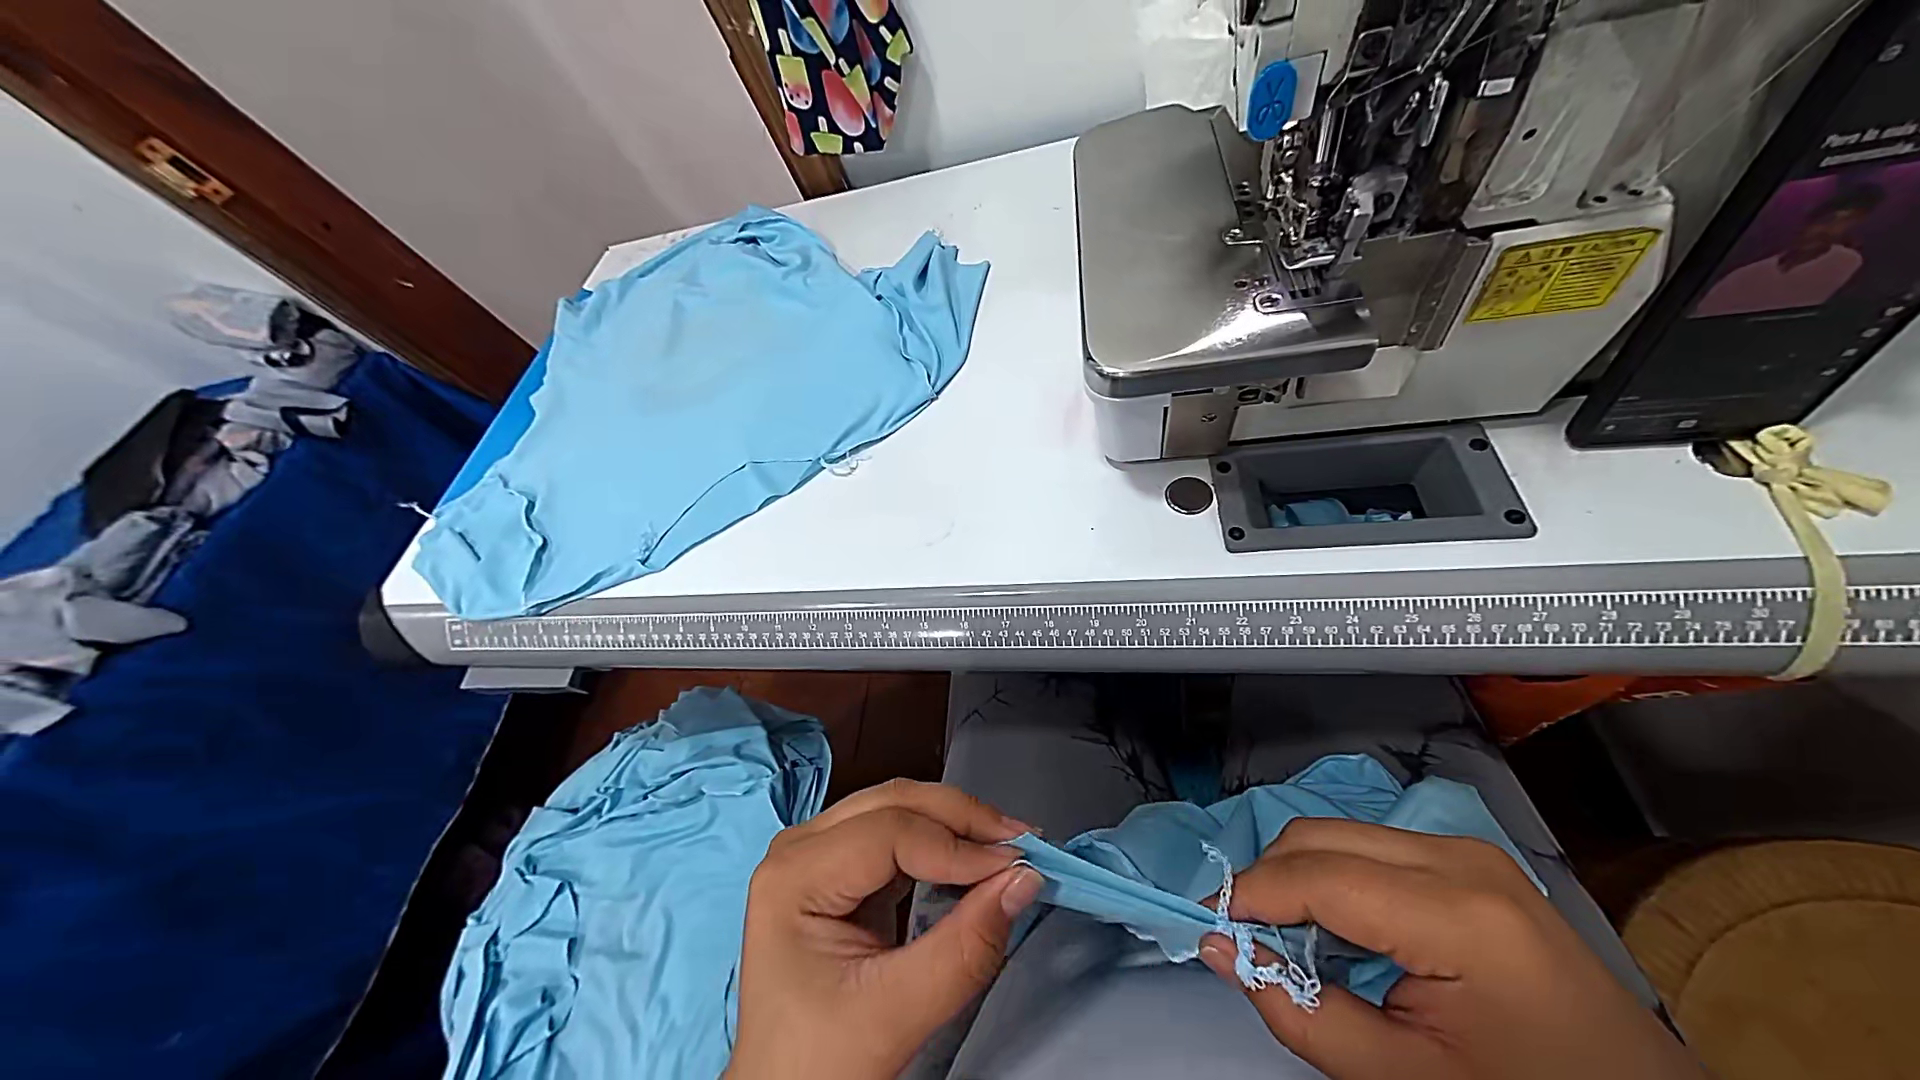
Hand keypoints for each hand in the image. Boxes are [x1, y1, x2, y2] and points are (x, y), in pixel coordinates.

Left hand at [726, 780, 1044, 1079]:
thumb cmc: (820, 1059)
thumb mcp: (895, 1014)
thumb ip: (965, 948)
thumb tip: (1022, 881)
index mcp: (793, 876)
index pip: (889, 832)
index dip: (957, 845)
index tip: (1015, 867)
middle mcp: (799, 847)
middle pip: (894, 803)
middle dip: (963, 819)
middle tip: (1021, 844)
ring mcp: (816, 850)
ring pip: (899, 807)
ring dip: (957, 824)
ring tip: (1006, 849)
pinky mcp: (839, 863)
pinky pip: (899, 831)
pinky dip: (942, 841)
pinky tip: (974, 860)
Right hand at [1198, 820, 1704, 1079]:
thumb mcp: (1405, 1078)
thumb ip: (1300, 1012)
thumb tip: (1222, 951)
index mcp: (1456, 913)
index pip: (1314, 876)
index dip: (1248, 897)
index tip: (1210, 927)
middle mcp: (1458, 858)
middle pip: (1317, 838)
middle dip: (1267, 881)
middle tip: (1247, 938)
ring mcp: (1466, 851)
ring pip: (1336, 834)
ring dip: (1296, 878)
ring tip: (1291, 938)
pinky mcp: (1466, 858)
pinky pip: (1367, 846)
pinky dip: (1332, 877)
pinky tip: (1338, 928)